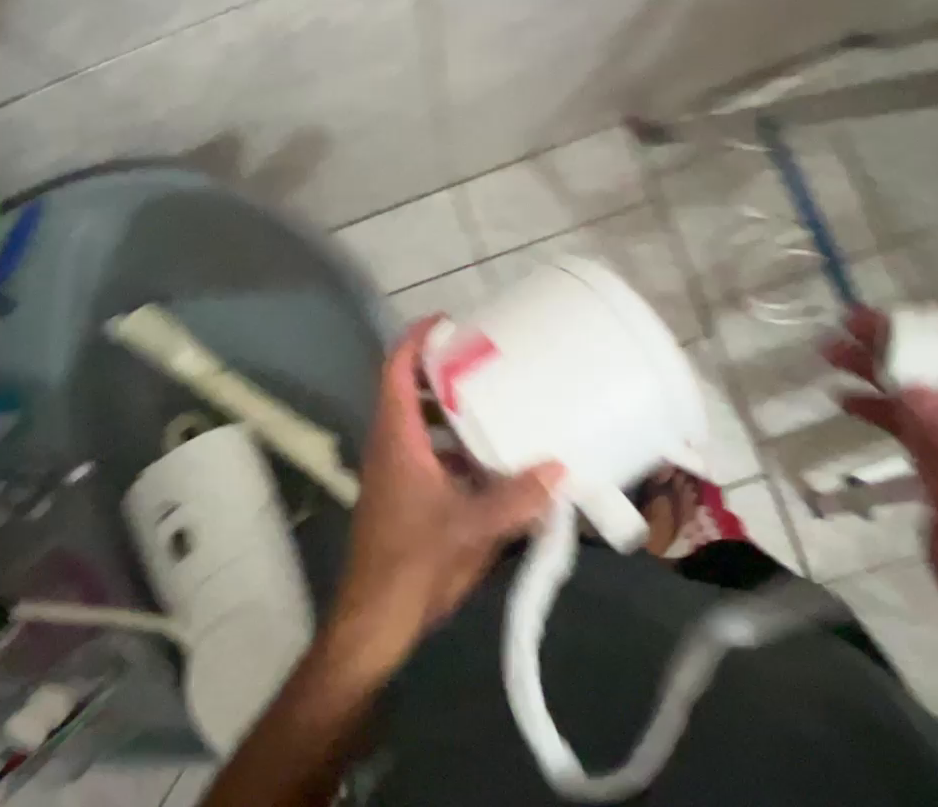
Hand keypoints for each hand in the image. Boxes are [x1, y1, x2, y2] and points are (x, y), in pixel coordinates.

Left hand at [327, 318, 564, 675]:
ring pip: (418, 426)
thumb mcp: (472, 528)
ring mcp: (394, 474)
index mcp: (397, 440)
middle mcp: (391, 448)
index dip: (415, 340)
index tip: (446, 321)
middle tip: (484, 362)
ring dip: (449, 412)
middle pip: (407, 393)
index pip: (395, 371)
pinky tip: (491, 464)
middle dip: (440, 372)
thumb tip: (560, 469)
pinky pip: (428, 456)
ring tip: (495, 406)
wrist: (377, 615)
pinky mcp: (404, 497)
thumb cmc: (415, 562)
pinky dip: (454, 449)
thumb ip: (517, 499)